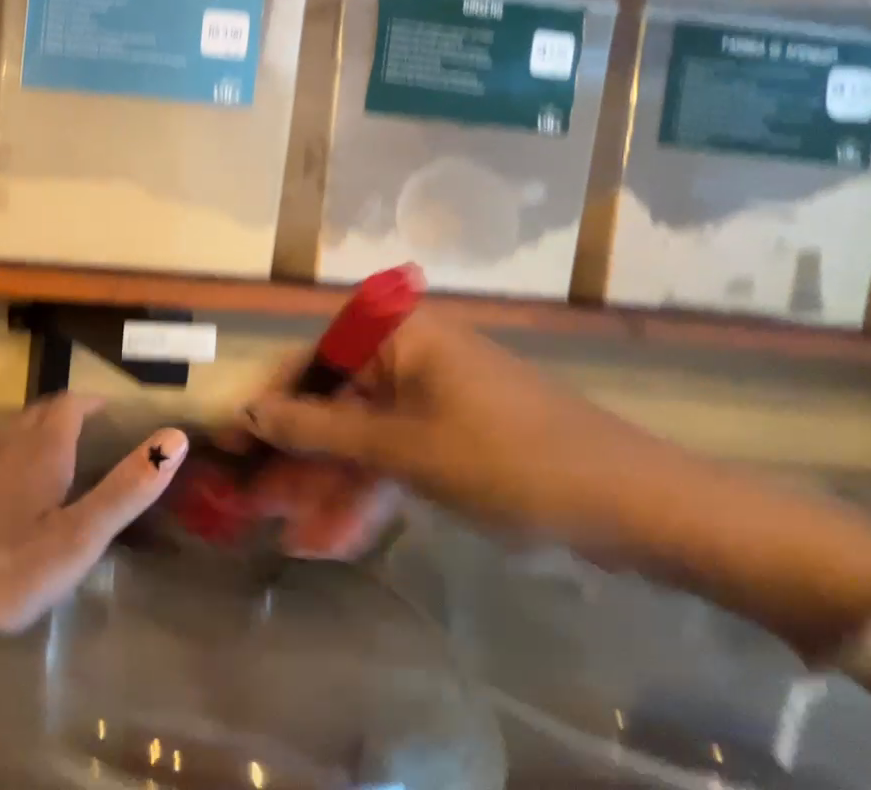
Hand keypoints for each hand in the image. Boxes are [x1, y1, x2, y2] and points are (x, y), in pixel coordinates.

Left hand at [0, 393, 188, 632]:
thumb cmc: (6, 564)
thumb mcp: (79, 535)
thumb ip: (127, 489)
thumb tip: (174, 437)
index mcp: (42, 448)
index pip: (71, 404)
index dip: (94, 404)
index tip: (115, 414)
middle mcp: (8, 442)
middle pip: (42, 413)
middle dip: (70, 415)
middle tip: (97, 433)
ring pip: (16, 432)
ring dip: (42, 433)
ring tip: (66, 457)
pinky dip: (19, 456)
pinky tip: (20, 492)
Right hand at [239, 311, 870, 660]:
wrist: (643, 511)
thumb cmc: (511, 461)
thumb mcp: (401, 447)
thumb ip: (316, 428)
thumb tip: (247, 412)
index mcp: (398, 334)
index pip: (306, 358)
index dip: (262, 402)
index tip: (227, 444)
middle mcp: (408, 356)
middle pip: (327, 401)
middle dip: (291, 456)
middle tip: (252, 501)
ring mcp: (430, 398)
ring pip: (355, 436)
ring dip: (323, 483)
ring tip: (290, 533)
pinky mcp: (450, 436)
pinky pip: (389, 457)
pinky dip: (364, 492)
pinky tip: (334, 536)